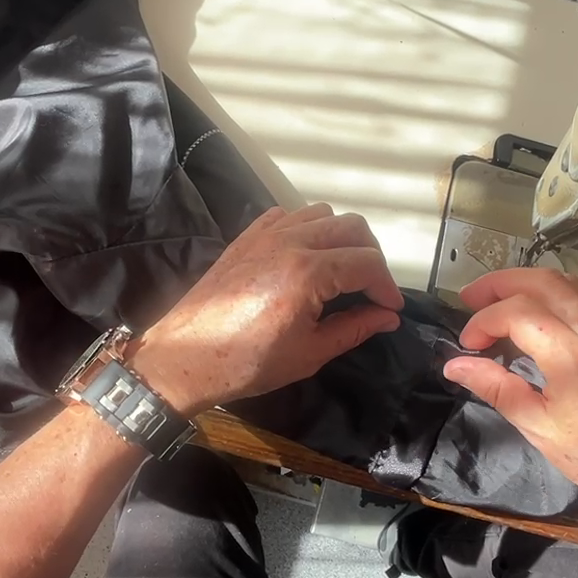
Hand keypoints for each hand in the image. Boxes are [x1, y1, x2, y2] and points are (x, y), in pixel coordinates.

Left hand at [129, 204, 404, 412]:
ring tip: (343, 271)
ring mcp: (266, 234)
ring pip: (323, 214)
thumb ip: (355, 328)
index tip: (390, 308)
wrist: (187, 358)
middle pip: (352, 228)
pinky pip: (289, 215)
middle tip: (371, 290)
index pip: (368, 263)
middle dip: (371, 257)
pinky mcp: (247, 236)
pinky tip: (308, 256)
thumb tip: (388, 316)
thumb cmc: (248, 363)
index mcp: (308, 272)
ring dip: (342, 237)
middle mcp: (290, 242)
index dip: (387, 286)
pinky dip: (308, 228)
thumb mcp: (310, 353)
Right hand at [440, 267, 577, 538]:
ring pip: (568, 284)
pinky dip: (551, 297)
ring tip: (496, 300)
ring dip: (527, 284)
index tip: (466, 344)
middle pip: (545, 282)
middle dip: (501, 283)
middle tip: (470, 298)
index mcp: (575, 358)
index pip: (518, 313)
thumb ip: (494, 386)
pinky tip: (532, 317)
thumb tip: (453, 365)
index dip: (483, 321)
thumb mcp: (537, 427)